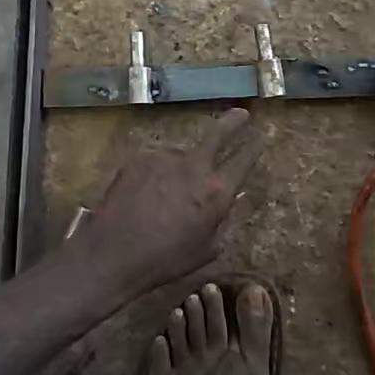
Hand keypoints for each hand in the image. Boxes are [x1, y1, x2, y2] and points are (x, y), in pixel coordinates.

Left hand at [76, 108, 262, 291]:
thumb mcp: (207, 248)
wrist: (113, 254)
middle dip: (233, 122)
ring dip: (181, 166)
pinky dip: (157, 173)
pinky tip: (145, 194)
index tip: (260, 136)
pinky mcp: (139, 158)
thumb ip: (224, 218)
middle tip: (241, 114)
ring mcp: (164, 158)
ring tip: (167, 194)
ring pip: (181, 154)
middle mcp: (193, 166)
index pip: (243, 159)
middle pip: (218, 134)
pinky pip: (155, 161)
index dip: (254, 146)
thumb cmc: (166, 260)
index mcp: (216, 191)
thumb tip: (234, 197)